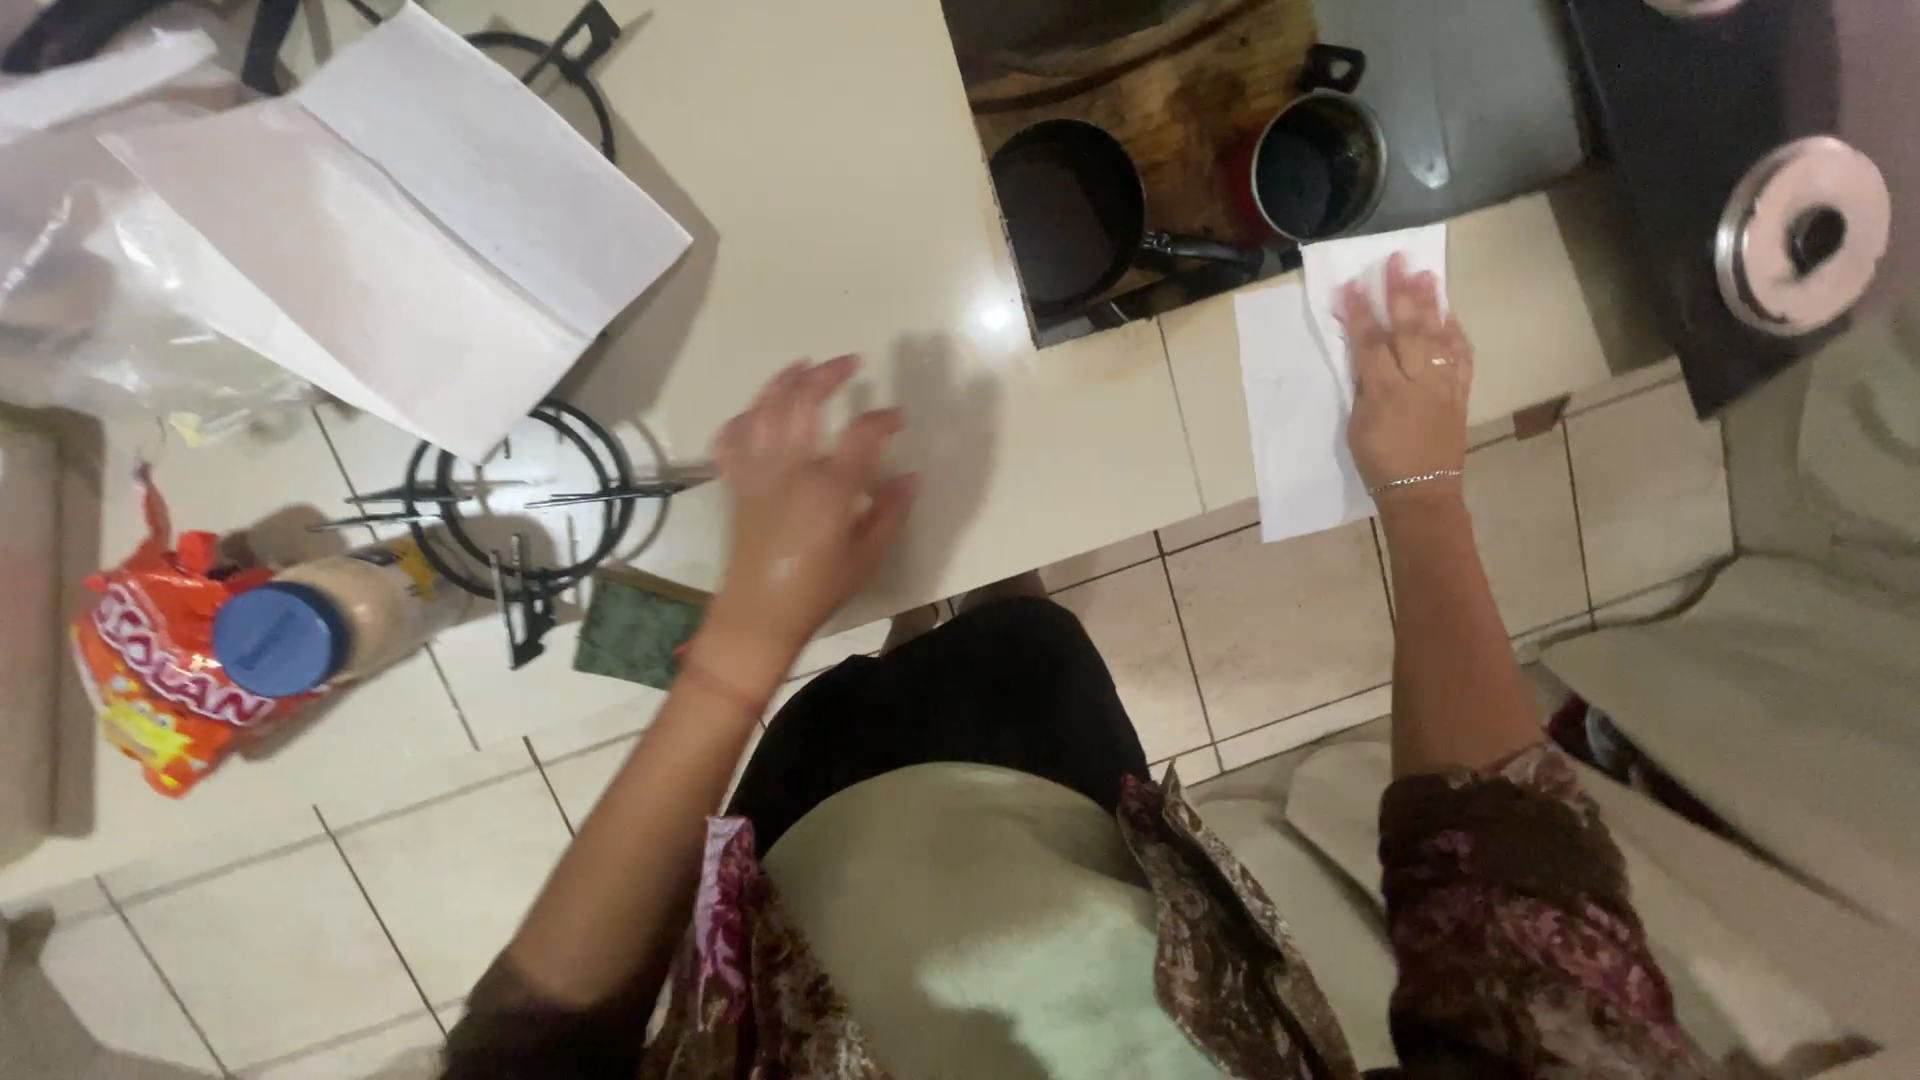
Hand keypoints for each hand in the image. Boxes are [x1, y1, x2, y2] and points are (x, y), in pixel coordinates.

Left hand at [703, 355, 916, 665]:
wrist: (759, 615)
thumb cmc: (818, 589)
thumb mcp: (868, 556)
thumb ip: (891, 512)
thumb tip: (910, 478)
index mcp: (829, 488)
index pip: (863, 433)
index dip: (885, 419)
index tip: (898, 420)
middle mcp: (789, 469)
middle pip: (803, 400)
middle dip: (828, 374)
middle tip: (849, 363)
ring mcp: (756, 473)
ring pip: (762, 409)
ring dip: (783, 381)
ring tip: (803, 366)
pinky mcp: (736, 485)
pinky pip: (730, 439)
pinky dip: (742, 419)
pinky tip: (757, 413)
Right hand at [1343, 253, 1474, 503]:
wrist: (1422, 491)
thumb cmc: (1378, 464)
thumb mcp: (1357, 426)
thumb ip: (1363, 387)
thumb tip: (1364, 355)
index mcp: (1386, 392)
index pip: (1370, 343)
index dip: (1360, 313)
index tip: (1350, 285)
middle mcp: (1419, 382)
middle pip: (1410, 329)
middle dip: (1401, 293)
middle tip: (1398, 260)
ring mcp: (1444, 385)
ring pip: (1439, 336)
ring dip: (1433, 303)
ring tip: (1427, 274)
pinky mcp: (1460, 393)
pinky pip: (1461, 356)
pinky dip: (1455, 333)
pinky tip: (1450, 315)